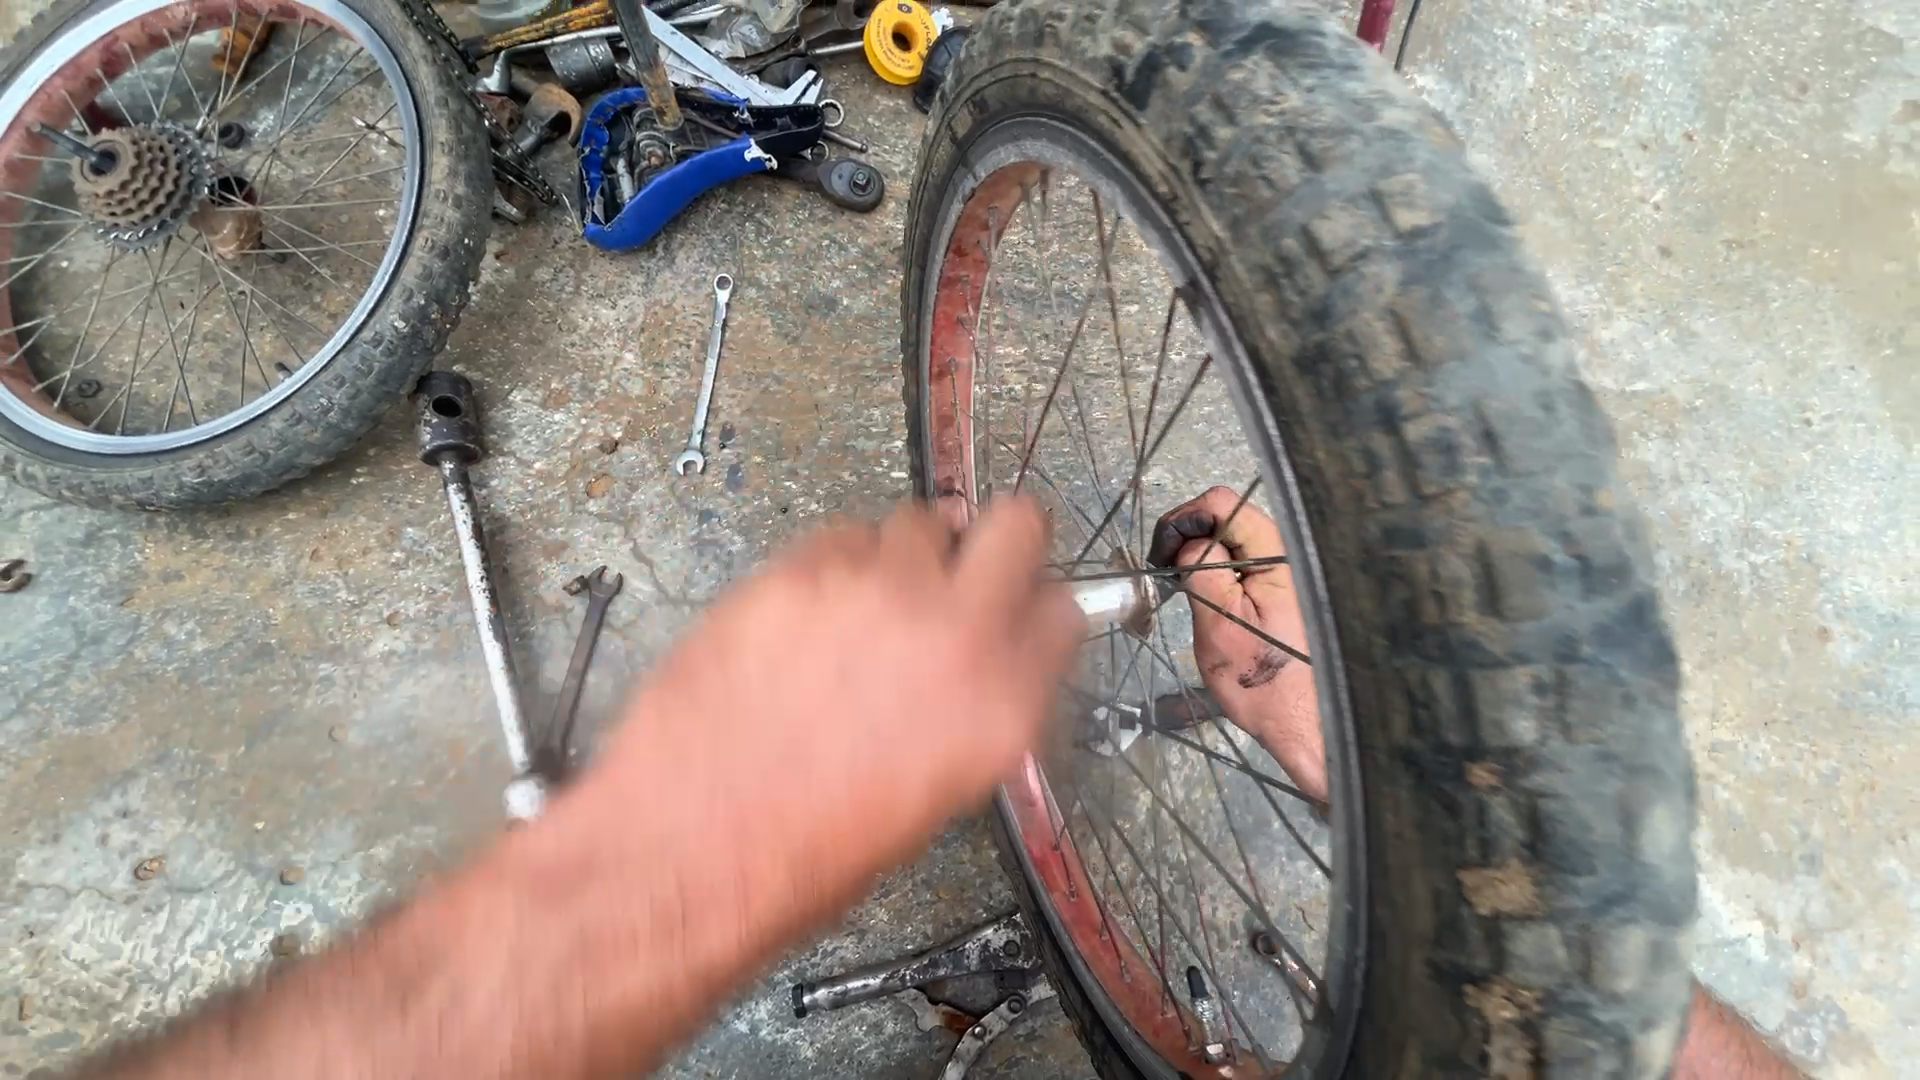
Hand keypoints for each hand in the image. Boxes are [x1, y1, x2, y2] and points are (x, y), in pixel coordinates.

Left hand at [580, 497, 1086, 932]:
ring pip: (919, 520)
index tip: (1017, 606)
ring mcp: (877, 591)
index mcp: (1003, 704)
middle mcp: (955, 632)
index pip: (1061, 611)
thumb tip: (986, 656)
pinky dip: (838, 564)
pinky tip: (808, 612)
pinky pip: (843, 536)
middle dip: (1000, 539)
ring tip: (868, 601)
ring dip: (907, 554)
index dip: (1036, 606)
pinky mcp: (801, 569)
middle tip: (964, 563)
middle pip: (1017, 525)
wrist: (693, 845)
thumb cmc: (815, 845)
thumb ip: (980, 704)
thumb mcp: (939, 790)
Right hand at [1149, 488, 1327, 805]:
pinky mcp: (1285, 588)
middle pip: (1228, 515)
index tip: (1162, 554)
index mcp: (1277, 555)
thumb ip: (1202, 572)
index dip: (1184, 519)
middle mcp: (1288, 553)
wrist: (1308, 728)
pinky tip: (1205, 596)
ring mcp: (1288, 570)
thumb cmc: (1262, 684)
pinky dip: (1216, 569)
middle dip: (1189, 536)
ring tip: (1181, 586)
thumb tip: (1188, 542)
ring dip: (1201, 555)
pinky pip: (1243, 560)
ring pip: (1233, 538)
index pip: (1222, 503)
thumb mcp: (1220, 625)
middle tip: (1166, 573)